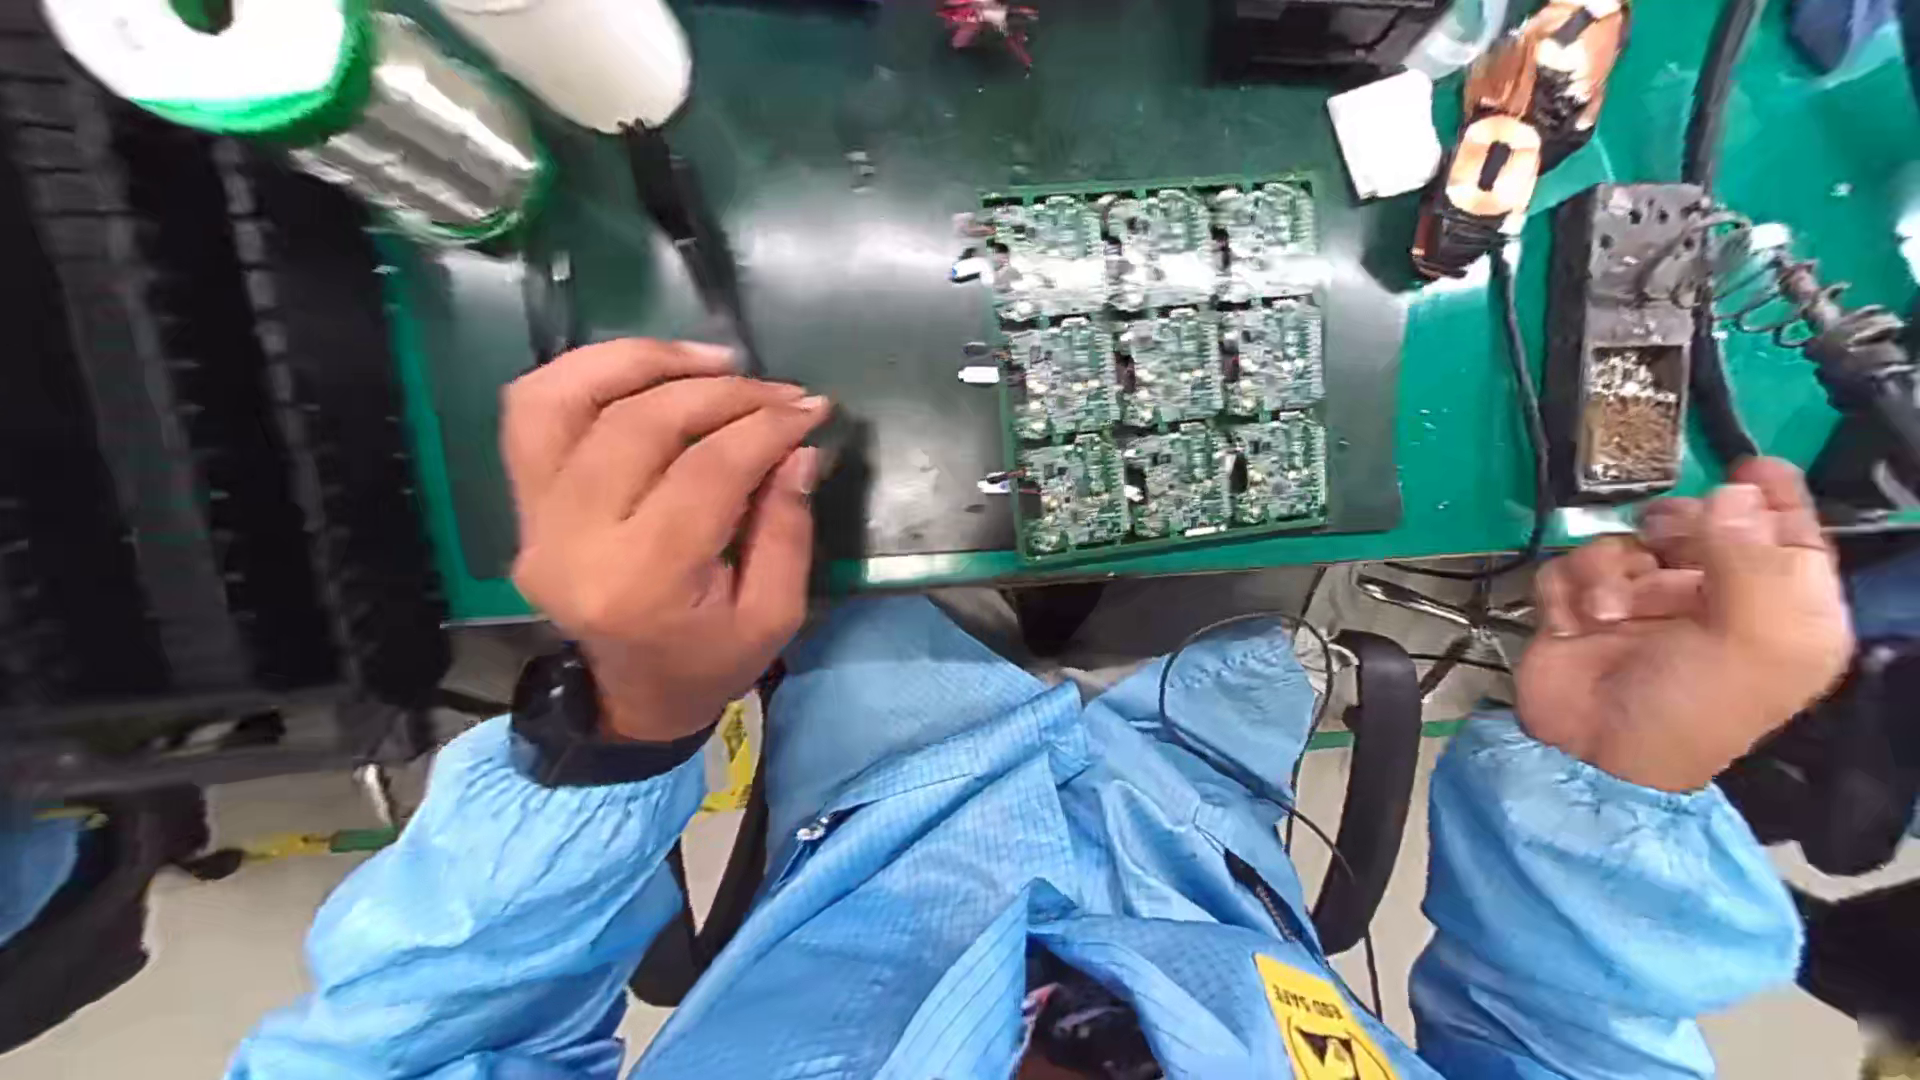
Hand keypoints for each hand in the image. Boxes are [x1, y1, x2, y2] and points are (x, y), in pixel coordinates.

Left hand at [502, 339, 830, 742]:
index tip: (811, 410)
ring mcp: (535, 521)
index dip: (765, 428)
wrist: (635, 696)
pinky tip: (648, 369)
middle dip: (722, 395)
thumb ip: (789, 529)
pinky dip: (588, 372)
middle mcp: (573, 544)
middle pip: (640, 428)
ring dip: (644, 362)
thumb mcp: (776, 613)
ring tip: (713, 360)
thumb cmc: (714, 661)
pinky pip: (534, 411)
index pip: (706, 473)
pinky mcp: (524, 506)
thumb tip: (800, 449)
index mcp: (644, 584)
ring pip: (568, 401)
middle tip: (777, 391)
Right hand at [1516, 458, 1852, 791]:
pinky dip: (1564, 592)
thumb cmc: (1698, 702)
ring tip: (1606, 613)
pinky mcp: (1571, 606)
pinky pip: (1562, 569)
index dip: (1772, 499)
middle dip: (1669, 532)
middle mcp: (1703, 595)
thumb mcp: (1756, 639)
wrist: (1596, 742)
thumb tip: (1729, 491)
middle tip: (1661, 542)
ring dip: (1607, 575)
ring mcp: (1631, 601)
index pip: (1784, 536)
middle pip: (1687, 528)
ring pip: (1615, 546)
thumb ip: (1751, 561)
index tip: (1750, 464)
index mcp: (1773, 605)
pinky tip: (1572, 622)